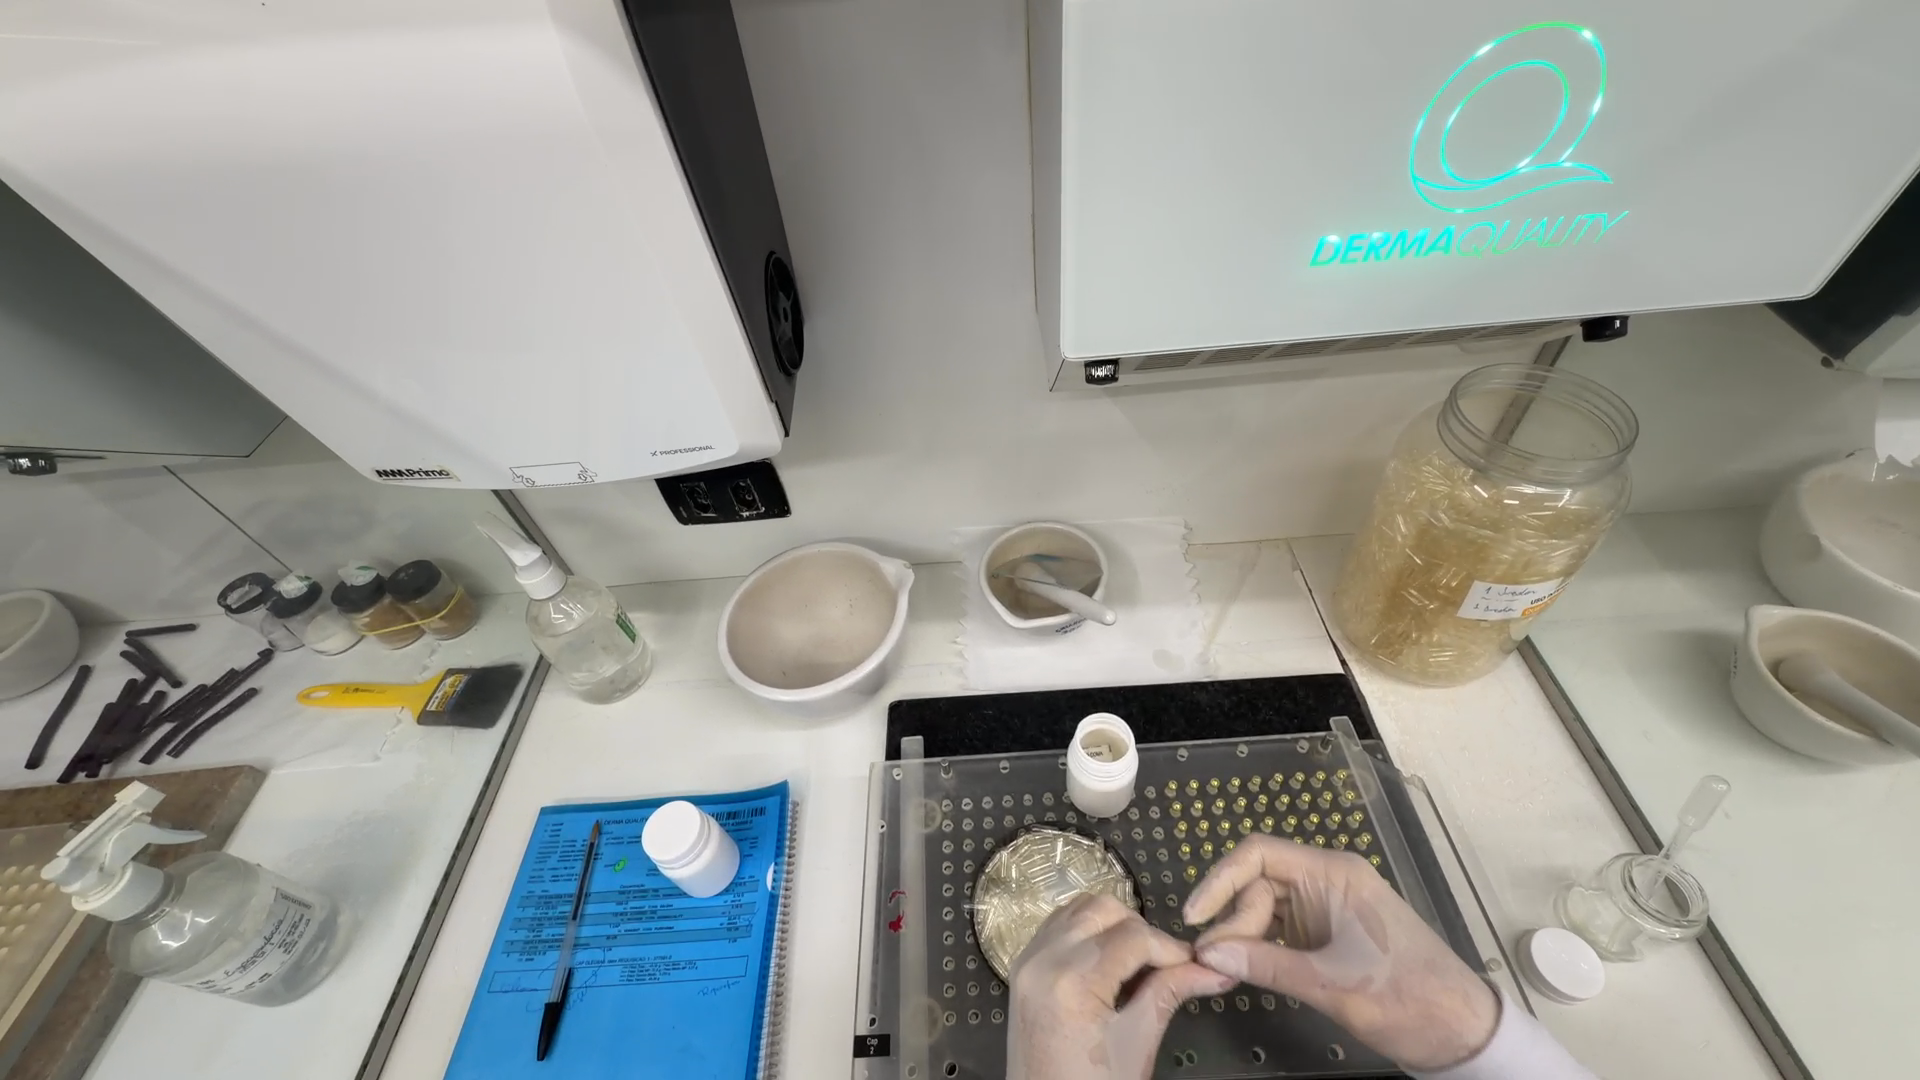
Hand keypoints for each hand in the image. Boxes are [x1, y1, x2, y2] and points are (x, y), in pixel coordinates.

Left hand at [1007, 893, 1235, 1079]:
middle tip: (1163, 963)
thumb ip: (1170, 993)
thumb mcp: (1138, 1045)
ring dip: (1111, 923)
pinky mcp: (1021, 964)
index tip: (1194, 963)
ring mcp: (1027, 957)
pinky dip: (1085, 929)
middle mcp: (1043, 956)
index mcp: (1072, 979)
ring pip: (1078, 908)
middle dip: (1139, 929)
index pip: (1133, 936)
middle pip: (1103, 908)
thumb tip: (1216, 969)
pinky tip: (1105, 960)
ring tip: (1136, 962)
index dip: (1169, 946)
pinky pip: (1057, 923)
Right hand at [1183, 836, 1497, 1071]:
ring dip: (1242, 935)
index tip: (1194, 915)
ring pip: (1262, 906)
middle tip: (1213, 960)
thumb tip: (1207, 952)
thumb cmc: (1409, 1000)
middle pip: (1256, 882)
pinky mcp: (1324, 931)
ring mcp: (1324, 905)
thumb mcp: (1334, 985)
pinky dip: (1258, 947)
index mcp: (1332, 873)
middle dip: (1232, 919)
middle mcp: (1325, 880)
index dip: (1220, 879)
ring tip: (1224, 968)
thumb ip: (1267, 964)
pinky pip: (1276, 928)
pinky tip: (1245, 968)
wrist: (1467, 1039)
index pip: (1258, 854)